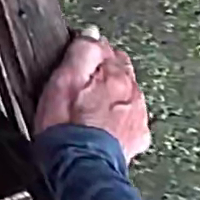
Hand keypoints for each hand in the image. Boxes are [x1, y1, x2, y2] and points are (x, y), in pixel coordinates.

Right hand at [34, 34, 151, 161]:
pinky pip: (128, 117)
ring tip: (87, 100)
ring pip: (126, 94)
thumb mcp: (63, 79)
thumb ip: (81, 52)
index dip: (88, 48)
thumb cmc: (65, 125)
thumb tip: (91, 34)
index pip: (107, 49)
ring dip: (110, 93)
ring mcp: (136, 117)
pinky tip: (98, 120)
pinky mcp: (135, 137)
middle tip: (80, 77)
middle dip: (103, 70)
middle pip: (120, 71)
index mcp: (115, 76)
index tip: (75, 53)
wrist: (80, 165)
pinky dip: (115, 115)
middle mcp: (133, 95)